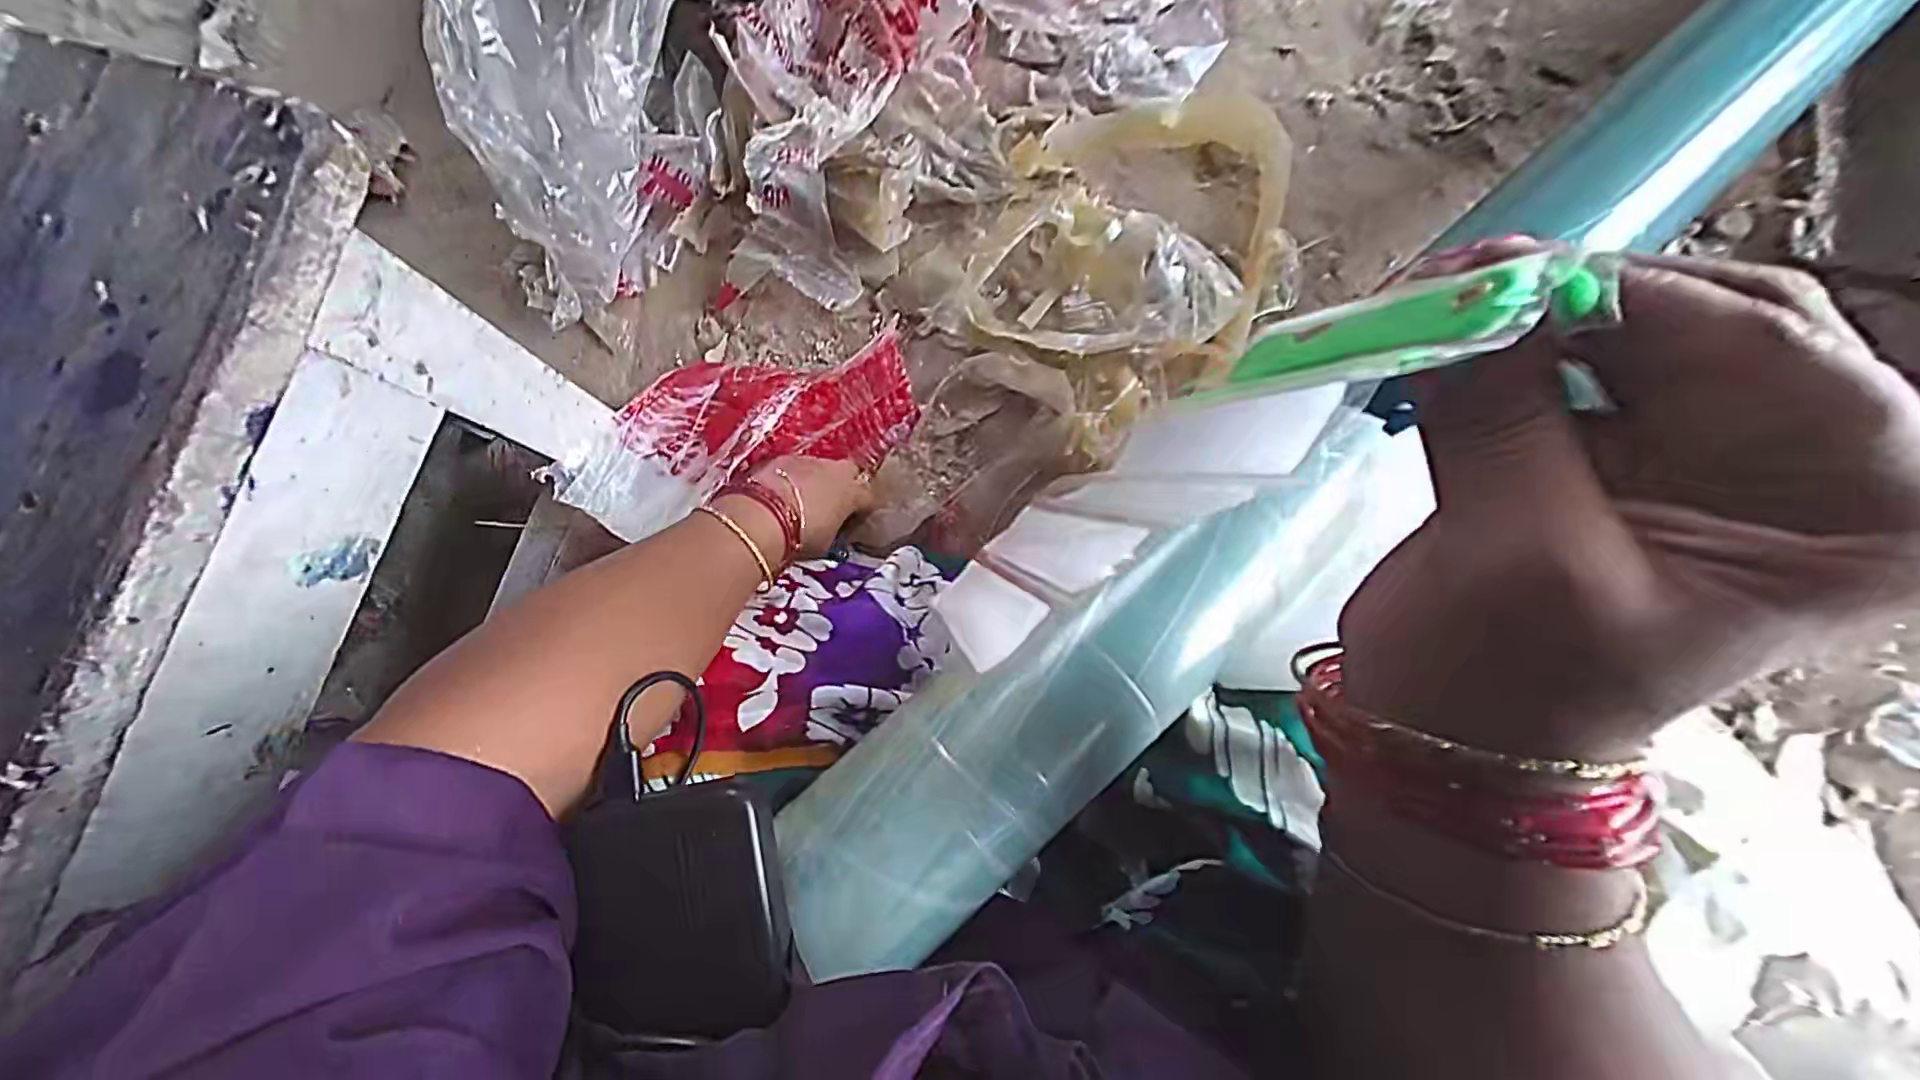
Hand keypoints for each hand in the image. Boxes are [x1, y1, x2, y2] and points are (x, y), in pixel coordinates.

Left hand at [741, 455, 872, 557]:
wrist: (758, 519)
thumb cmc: (801, 536)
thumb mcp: (827, 543)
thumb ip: (836, 530)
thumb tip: (833, 529)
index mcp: (852, 491)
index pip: (868, 496)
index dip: (862, 510)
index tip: (853, 523)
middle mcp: (834, 469)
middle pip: (846, 473)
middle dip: (842, 486)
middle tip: (831, 506)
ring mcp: (805, 460)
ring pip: (817, 468)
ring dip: (813, 482)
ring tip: (800, 504)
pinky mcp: (778, 459)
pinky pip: (792, 469)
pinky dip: (789, 480)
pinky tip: (779, 498)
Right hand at [1338, 249, 1919, 761]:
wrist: (1443, 734)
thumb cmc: (1502, 680)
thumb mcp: (1518, 553)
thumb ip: (1502, 420)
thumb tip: (1464, 304)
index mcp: (1844, 503)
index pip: (1753, 345)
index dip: (1613, 295)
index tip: (1488, 272)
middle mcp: (1782, 464)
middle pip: (1688, 324)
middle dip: (1560, 298)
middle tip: (1446, 282)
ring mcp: (1679, 456)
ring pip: (1605, 342)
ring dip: (1508, 323)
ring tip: (1422, 312)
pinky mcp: (1586, 458)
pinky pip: (1542, 379)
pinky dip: (1481, 361)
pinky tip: (1426, 353)